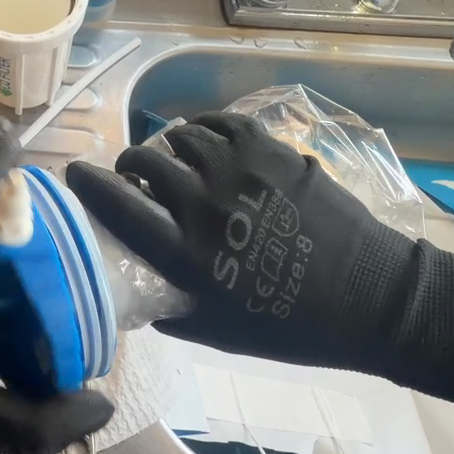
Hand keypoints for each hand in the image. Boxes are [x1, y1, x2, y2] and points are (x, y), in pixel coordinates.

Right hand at [65, 112, 453, 419]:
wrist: (378, 300)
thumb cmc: (294, 326)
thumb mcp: (219, 332)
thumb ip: (168, 309)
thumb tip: (133, 291)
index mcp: (188, 253)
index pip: (117, 205)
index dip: (87, 183)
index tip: (75, 174)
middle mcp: (205, 204)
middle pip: (143, 162)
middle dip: (129, 164)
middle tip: (136, 175)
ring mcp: (239, 170)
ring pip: (179, 136)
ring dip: (169, 147)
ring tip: (178, 159)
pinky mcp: (270, 149)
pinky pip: (217, 122)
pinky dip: (203, 128)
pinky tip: (206, 141)